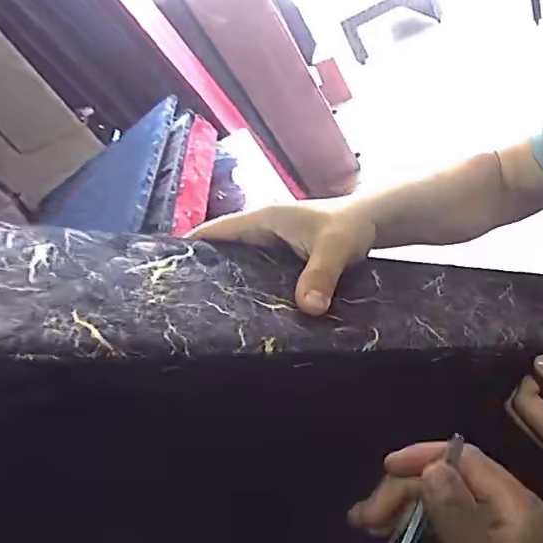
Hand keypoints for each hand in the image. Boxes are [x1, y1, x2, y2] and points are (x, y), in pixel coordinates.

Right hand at [189, 203, 376, 314]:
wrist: (376, 223)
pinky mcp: (290, 264)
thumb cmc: (351, 226)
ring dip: (239, 290)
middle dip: (210, 278)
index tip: (166, 277)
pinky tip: (260, 319)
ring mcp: (276, 250)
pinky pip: (268, 280)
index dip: (187, 250)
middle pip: (224, 256)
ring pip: (247, 270)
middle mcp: (262, 235)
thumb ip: (321, 274)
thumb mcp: (334, 248)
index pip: (211, 233)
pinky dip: (263, 294)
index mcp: (260, 221)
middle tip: (191, 312)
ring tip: (219, 321)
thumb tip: (308, 308)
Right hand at [354, 442, 542, 542]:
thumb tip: (432, 467)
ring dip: (405, 506)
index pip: (467, 459)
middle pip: (452, 477)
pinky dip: (415, 525)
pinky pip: (445, 524)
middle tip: (364, 518)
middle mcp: (506, 509)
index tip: (382, 469)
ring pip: (444, 500)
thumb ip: (457, 514)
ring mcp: (494, 531)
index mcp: (515, 503)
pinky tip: (389, 537)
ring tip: (366, 525)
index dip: (424, 457)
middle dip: (407, 487)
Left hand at [507, 356, 542, 450]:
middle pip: (514, 408)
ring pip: (518, 411)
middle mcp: (541, 438)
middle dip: (526, 387)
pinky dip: (534, 401)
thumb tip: (536, 361)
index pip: (521, 401)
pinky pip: (528, 415)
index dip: (529, 381)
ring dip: (529, 393)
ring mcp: (542, 439)